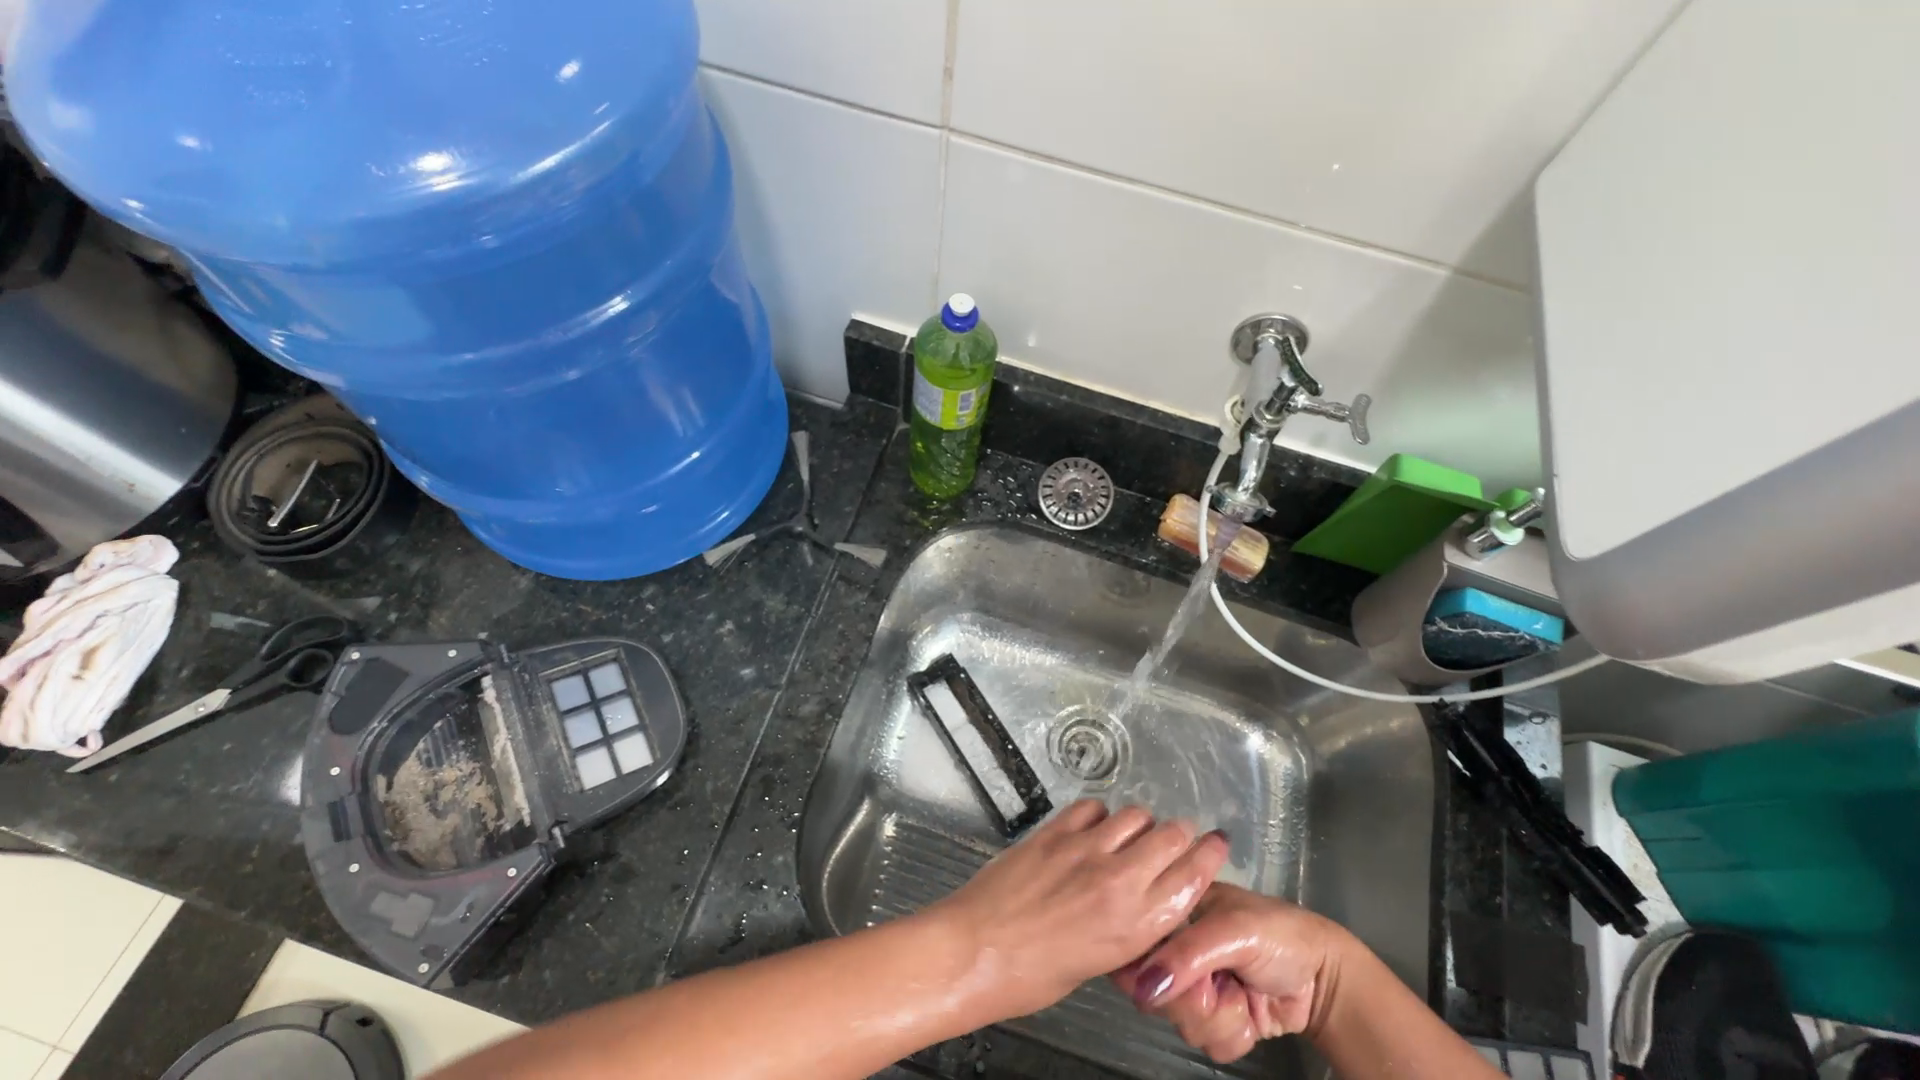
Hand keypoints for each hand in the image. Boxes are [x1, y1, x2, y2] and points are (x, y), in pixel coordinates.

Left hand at [923, 800, 1230, 1022]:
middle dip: (1177, 836)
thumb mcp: (1099, 963)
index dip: (1209, 855)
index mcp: (1137, 924)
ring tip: (1125, 835)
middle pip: (1172, 835)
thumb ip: (1129, 927)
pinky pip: (1092, 807)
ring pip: (1135, 815)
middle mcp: (1120, 881)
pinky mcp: (1055, 832)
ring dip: (1138, 824)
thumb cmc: (1031, 975)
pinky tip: (1090, 828)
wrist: (974, 952)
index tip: (1214, 845)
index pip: (1193, 876)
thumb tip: (1139, 902)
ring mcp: (1086, 850)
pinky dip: (1098, 814)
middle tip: (1170, 840)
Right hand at [1110, 883, 1346, 1063]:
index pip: (1134, 944)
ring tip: (1242, 995)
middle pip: (1154, 991)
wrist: (1326, 978)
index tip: (1164, 977)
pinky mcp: (1219, 1022)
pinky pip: (1206, 1044)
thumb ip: (1186, 955)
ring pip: (1181, 1023)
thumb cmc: (1279, 934)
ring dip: (1218, 1018)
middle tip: (1220, 984)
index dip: (1142, 967)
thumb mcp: (1232, 931)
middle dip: (1192, 998)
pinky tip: (1250, 1017)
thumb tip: (1144, 989)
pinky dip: (1232, 1036)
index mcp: (1175, 915)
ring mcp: (1199, 989)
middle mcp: (1180, 952)